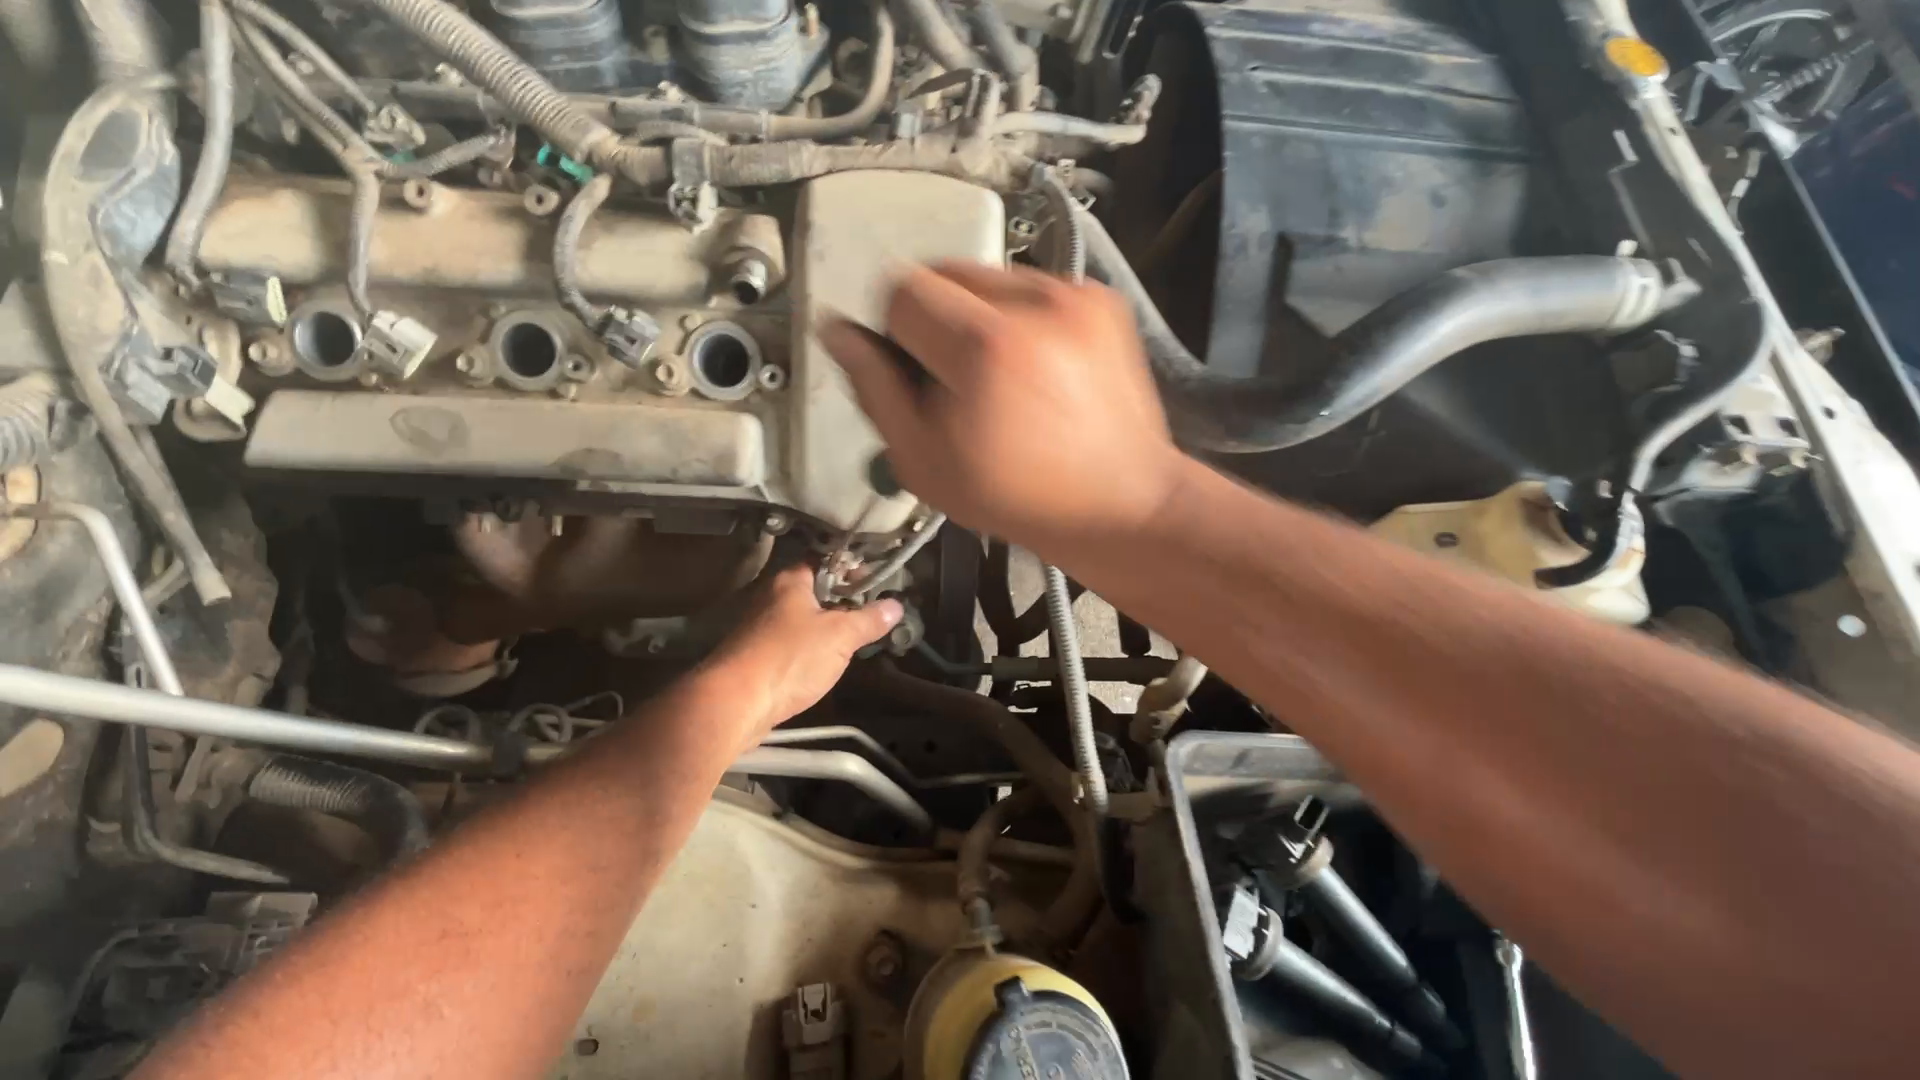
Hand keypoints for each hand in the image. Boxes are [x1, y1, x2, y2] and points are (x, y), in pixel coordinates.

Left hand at [690, 564, 901, 750]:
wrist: (735, 703)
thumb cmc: (790, 658)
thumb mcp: (840, 636)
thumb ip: (869, 620)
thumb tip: (896, 605)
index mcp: (790, 581)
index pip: (824, 560)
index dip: (851, 568)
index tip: (876, 581)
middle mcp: (771, 597)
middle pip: (813, 590)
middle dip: (842, 601)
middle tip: (871, 612)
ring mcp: (760, 627)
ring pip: (802, 619)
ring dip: (826, 627)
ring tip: (855, 638)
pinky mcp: (756, 656)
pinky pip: (790, 643)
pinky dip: (809, 648)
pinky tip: (825, 662)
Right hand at [818, 261, 1187, 559]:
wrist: (1120, 502)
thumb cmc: (1021, 497)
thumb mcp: (924, 463)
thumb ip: (874, 390)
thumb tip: (838, 332)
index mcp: (986, 346)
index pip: (901, 289)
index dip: (893, 331)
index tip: (909, 368)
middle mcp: (1036, 305)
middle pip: (943, 271)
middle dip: (932, 319)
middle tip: (948, 376)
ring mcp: (1075, 298)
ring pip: (986, 276)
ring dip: (974, 317)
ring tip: (994, 378)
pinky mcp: (1099, 300)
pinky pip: (1030, 289)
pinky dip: (1017, 320)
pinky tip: (1028, 371)